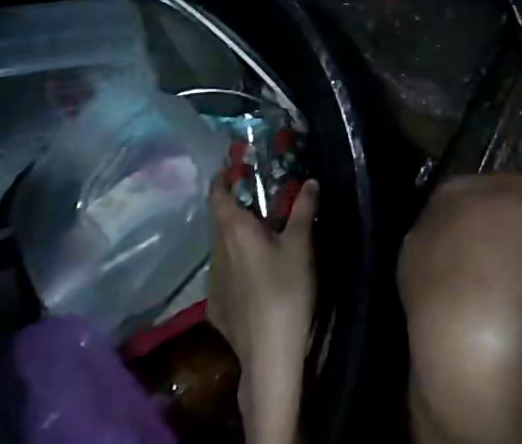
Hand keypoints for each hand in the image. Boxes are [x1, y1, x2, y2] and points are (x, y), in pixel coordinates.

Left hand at [208, 173, 318, 442]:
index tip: (232, 167)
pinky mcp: (215, 308)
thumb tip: (310, 181)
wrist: (269, 354)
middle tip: (260, 199)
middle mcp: (216, 251)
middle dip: (236, 208)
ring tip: (261, 236)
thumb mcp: (300, 245)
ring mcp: (212, 283)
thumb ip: (303, 210)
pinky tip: (256, 275)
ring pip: (221, 249)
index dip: (221, 179)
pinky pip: (224, 275)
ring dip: (237, 238)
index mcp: (233, 230)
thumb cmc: (286, 290)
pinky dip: (237, 265)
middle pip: (219, 222)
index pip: (217, 196)